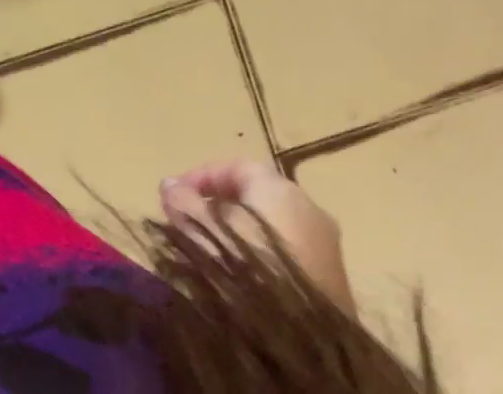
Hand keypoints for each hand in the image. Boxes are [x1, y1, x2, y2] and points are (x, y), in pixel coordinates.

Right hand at [159, 160, 353, 312]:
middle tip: (188, 219)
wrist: (304, 335)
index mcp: (281, 190)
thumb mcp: (198, 227)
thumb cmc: (246, 266)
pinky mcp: (332, 276)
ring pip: (273, 222)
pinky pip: (287, 247)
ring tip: (208, 246)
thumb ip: (181, 200)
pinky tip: (239, 269)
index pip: (238, 166)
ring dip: (238, 228)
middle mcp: (311, 209)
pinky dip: (260, 249)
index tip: (176, 193)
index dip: (202, 175)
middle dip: (218, 202)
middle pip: (257, 194)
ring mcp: (327, 245)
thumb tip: (170, 184)